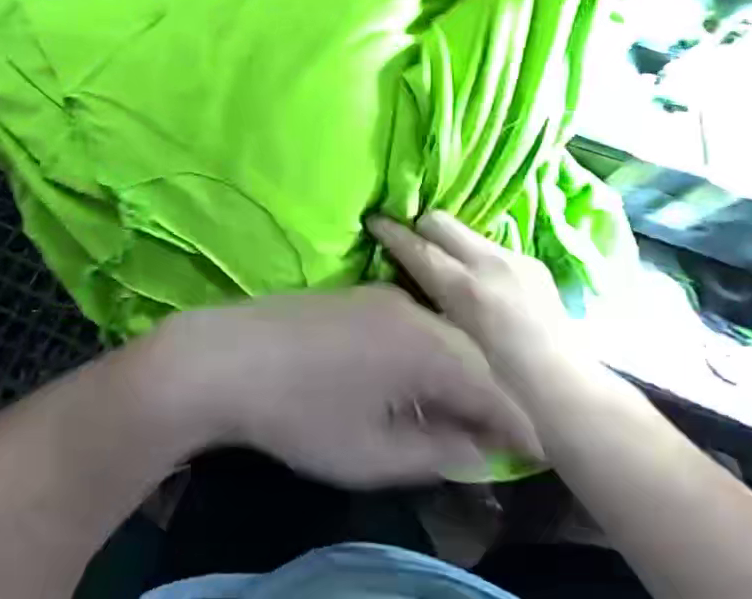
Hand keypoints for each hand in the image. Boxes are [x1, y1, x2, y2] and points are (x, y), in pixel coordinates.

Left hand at [128, 287, 540, 487]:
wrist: (224, 358)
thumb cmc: (302, 414)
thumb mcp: (375, 455)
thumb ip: (438, 453)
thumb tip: (477, 449)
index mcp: (427, 348)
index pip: (494, 391)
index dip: (515, 427)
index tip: (528, 456)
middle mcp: (409, 311)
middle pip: (469, 354)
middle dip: (486, 396)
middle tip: (491, 438)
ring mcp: (373, 296)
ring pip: (436, 334)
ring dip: (452, 372)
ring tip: (452, 412)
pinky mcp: (346, 294)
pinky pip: (404, 323)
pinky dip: (419, 353)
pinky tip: (406, 380)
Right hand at [366, 211, 590, 393]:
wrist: (563, 390)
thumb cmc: (497, 377)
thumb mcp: (448, 336)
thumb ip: (425, 298)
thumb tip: (404, 276)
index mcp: (464, 286)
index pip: (416, 246)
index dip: (390, 232)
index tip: (373, 221)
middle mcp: (489, 262)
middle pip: (438, 221)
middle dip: (419, 228)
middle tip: (407, 243)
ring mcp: (514, 259)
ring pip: (465, 232)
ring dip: (448, 243)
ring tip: (443, 264)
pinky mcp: (533, 263)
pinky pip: (490, 247)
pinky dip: (475, 257)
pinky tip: (479, 283)